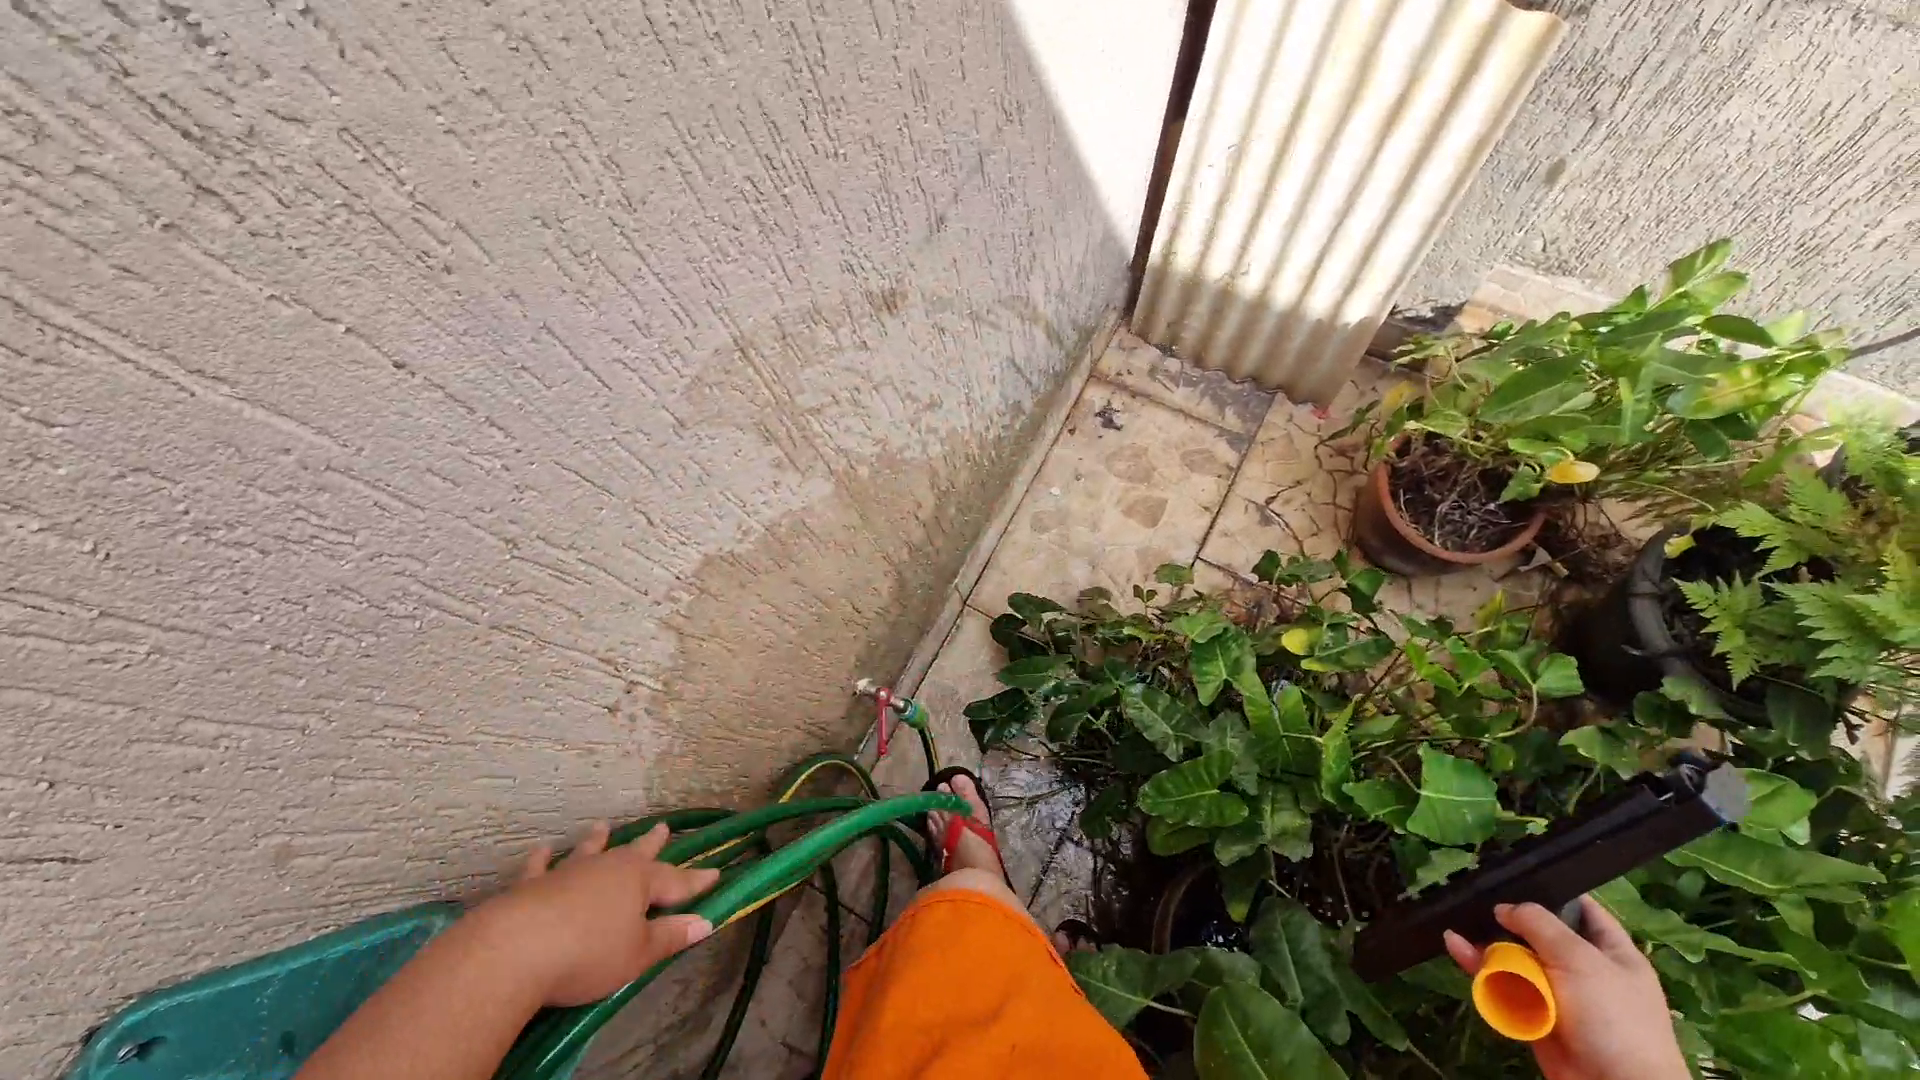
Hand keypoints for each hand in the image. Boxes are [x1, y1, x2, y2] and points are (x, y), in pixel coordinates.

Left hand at [470, 822, 720, 1006]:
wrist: (515, 950)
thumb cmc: (588, 954)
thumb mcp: (638, 954)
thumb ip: (671, 936)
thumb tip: (705, 922)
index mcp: (639, 881)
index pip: (677, 881)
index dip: (697, 880)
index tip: (715, 872)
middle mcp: (607, 868)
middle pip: (635, 854)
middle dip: (652, 844)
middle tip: (663, 827)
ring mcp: (568, 873)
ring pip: (589, 851)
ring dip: (598, 840)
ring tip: (603, 826)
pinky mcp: (530, 886)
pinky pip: (539, 867)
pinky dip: (542, 859)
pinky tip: (542, 850)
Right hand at [1444, 897, 1688, 1079]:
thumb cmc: (1613, 1017)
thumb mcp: (1580, 959)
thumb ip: (1539, 923)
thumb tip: (1503, 908)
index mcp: (1612, 953)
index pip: (1583, 909)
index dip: (1553, 890)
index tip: (1516, 874)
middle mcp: (1584, 970)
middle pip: (1539, 933)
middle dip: (1506, 919)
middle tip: (1474, 900)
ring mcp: (1558, 994)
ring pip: (1514, 958)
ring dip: (1485, 944)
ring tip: (1456, 926)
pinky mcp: (1534, 1014)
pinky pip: (1502, 985)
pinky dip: (1479, 969)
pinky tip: (1455, 948)